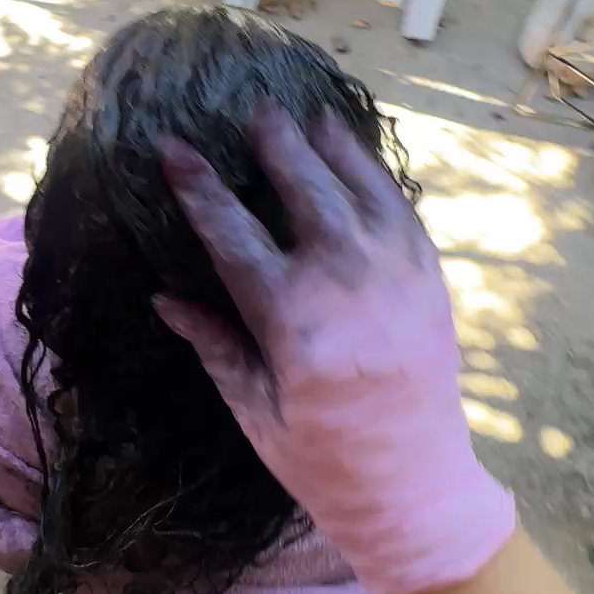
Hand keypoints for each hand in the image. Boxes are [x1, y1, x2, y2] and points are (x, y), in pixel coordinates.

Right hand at [153, 107, 514, 593]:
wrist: (416, 485)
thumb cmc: (319, 457)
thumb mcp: (253, 408)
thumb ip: (212, 342)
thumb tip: (163, 296)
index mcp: (292, 322)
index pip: (231, 234)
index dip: (197, 187)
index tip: (171, 147)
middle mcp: (346, 286)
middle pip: (304, 192)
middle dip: (276, 145)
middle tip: (257, 108)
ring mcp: (397, 278)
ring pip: (360, 190)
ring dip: (332, 149)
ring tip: (310, 115)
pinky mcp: (430, 281)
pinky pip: (401, 211)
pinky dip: (377, 178)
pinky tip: (360, 160)